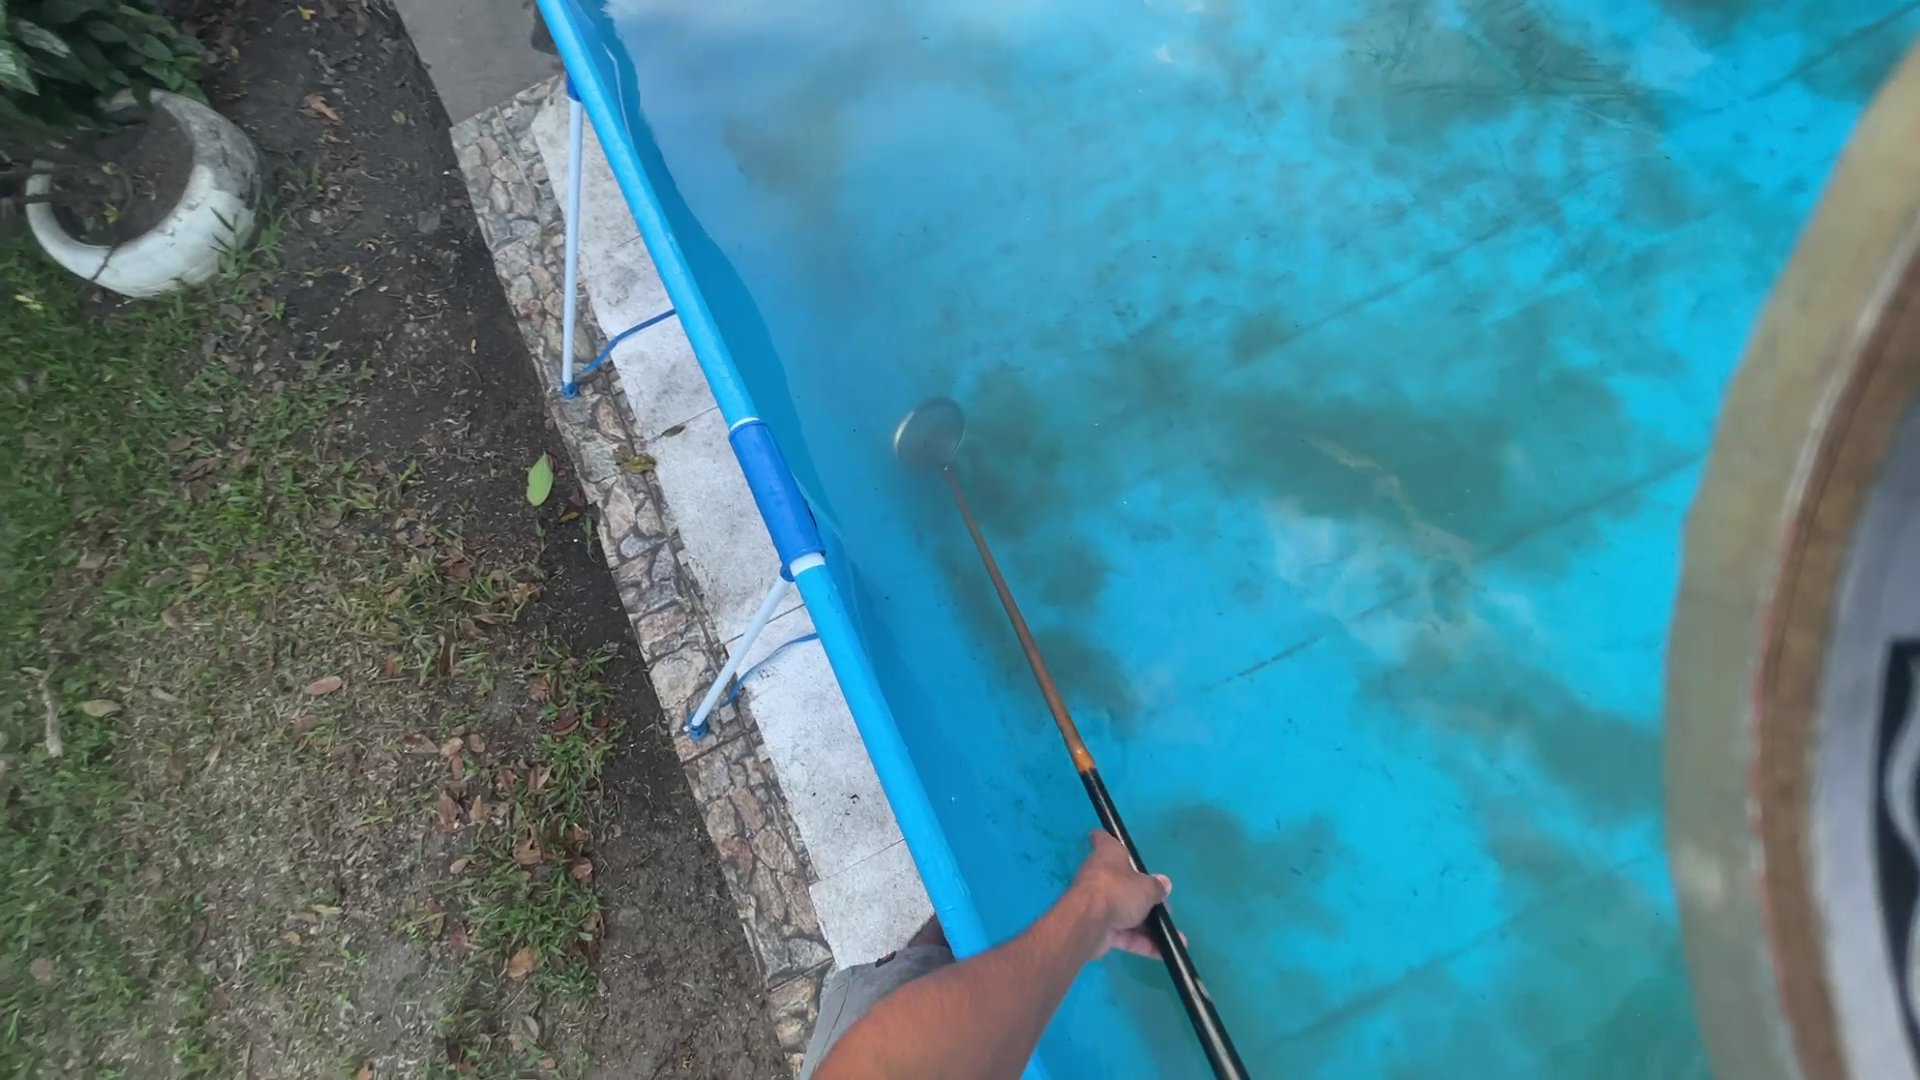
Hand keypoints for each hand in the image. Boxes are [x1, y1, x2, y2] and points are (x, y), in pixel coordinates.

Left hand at [1063, 830, 1171, 959]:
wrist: (1089, 922)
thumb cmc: (1118, 890)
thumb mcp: (1146, 887)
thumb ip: (1156, 887)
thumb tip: (1164, 884)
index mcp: (1107, 855)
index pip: (1104, 839)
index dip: (1110, 839)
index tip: (1119, 843)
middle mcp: (1100, 875)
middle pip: (1122, 882)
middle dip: (1143, 896)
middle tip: (1164, 906)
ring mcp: (1098, 903)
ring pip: (1125, 912)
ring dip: (1148, 925)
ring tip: (1175, 936)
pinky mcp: (1099, 928)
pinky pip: (1124, 934)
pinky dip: (1142, 943)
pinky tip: (1164, 953)